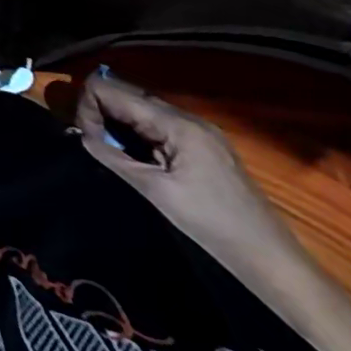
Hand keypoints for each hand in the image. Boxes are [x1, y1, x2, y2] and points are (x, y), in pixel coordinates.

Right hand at [74, 69, 294, 262]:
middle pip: (127, 95)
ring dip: (117, 124)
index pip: (112, 90)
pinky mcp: (201, 146)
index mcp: (177, 124)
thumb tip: (80, 134)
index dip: (89, 107)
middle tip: (91, 143)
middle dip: (100, 112)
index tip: (85, 137)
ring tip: (107, 151)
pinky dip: (136, 134)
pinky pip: (156, 126)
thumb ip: (114, 158)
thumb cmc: (212, 226)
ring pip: (140, 110)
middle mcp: (187, 118)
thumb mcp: (155, 191)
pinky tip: (131, 155)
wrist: (271, 260)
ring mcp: (197, 131)